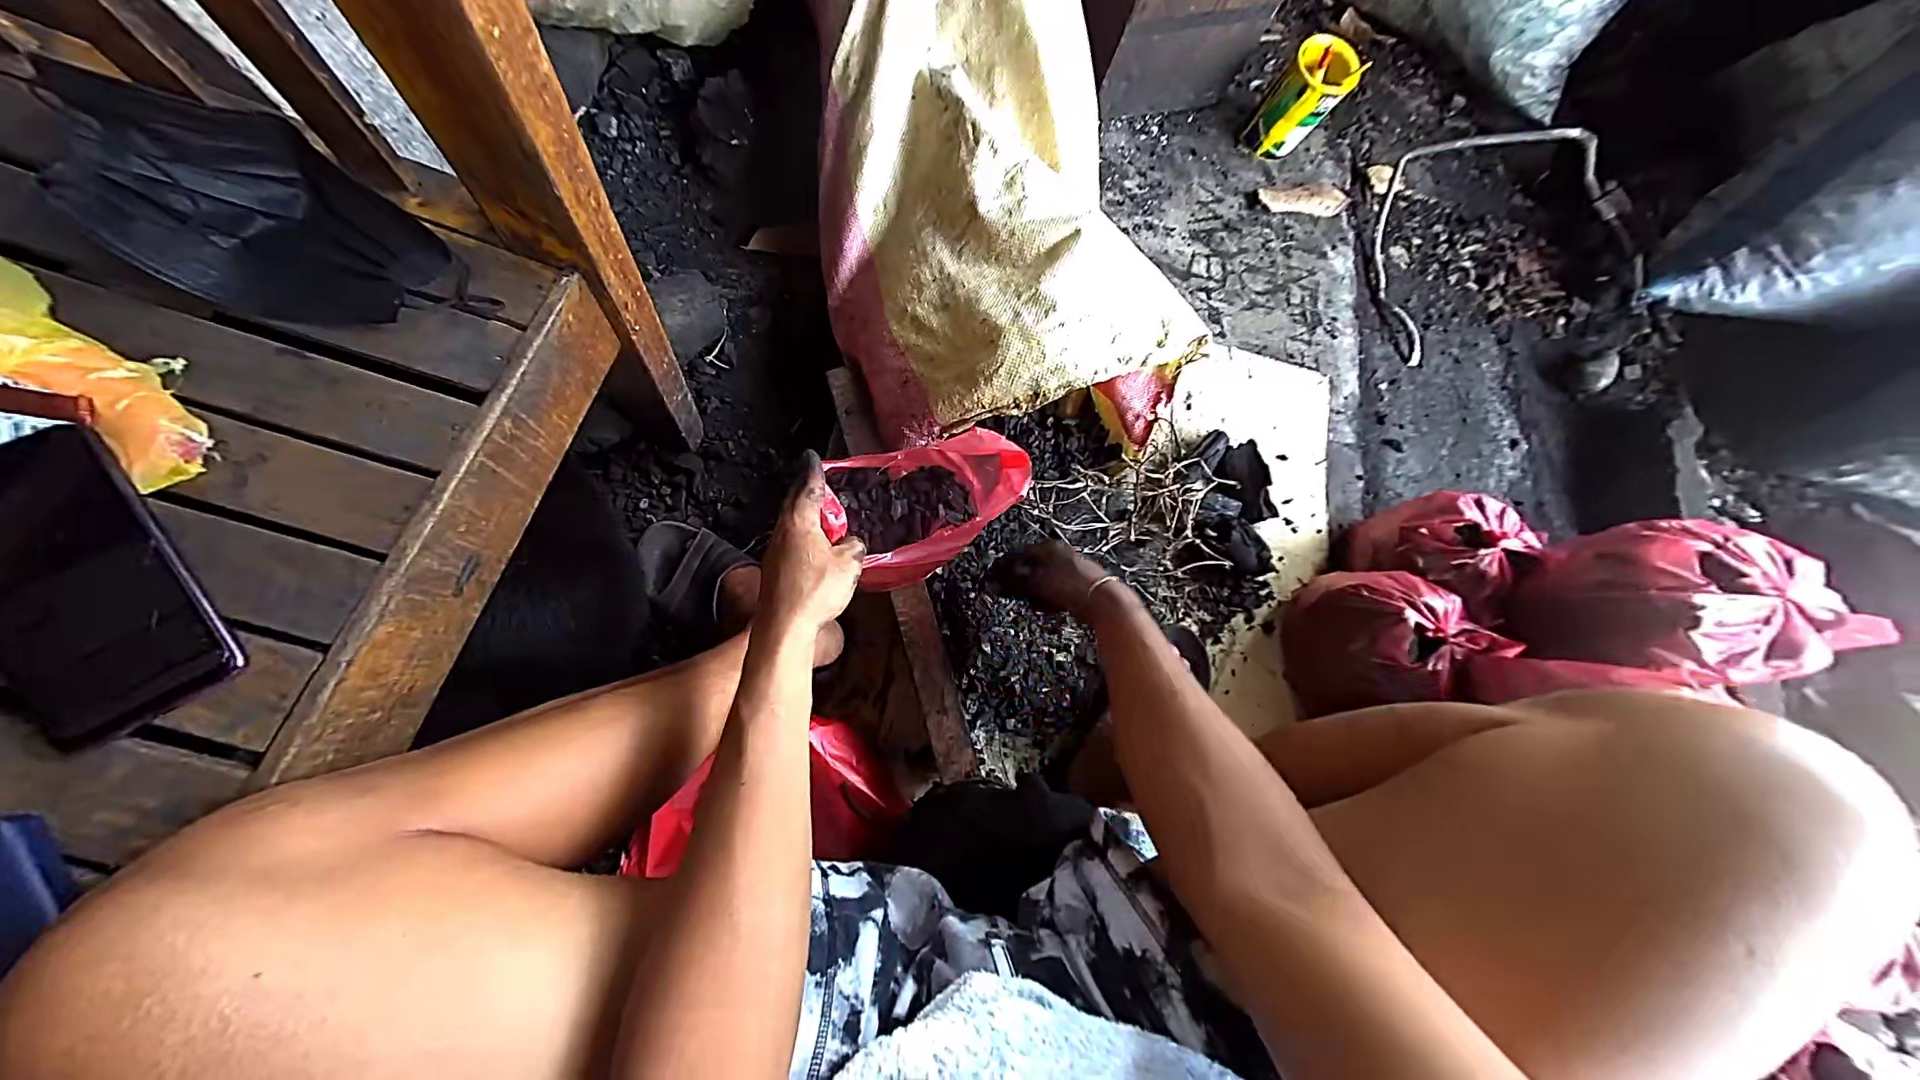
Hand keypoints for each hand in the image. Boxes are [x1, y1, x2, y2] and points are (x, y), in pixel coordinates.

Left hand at [757, 451, 865, 633]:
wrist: (784, 628)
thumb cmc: (811, 593)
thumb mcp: (849, 564)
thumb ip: (854, 546)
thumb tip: (853, 544)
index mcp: (799, 521)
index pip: (808, 486)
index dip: (815, 470)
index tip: (813, 458)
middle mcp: (782, 532)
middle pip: (797, 504)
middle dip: (812, 497)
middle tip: (826, 493)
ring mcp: (775, 552)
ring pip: (795, 527)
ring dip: (811, 523)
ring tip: (830, 530)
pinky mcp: (775, 571)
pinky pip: (793, 547)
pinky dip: (807, 544)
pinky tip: (819, 557)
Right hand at [990, 541, 1126, 619]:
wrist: (1103, 602)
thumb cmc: (1071, 586)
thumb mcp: (1036, 583)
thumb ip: (1016, 582)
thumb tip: (997, 583)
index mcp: (1050, 548)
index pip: (1021, 554)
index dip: (1007, 567)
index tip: (998, 580)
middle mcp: (1062, 554)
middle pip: (1034, 566)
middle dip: (1021, 580)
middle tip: (1011, 593)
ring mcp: (1072, 569)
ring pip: (1045, 580)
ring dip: (1035, 591)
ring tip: (1030, 602)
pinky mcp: (1079, 585)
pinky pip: (1056, 591)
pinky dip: (1049, 598)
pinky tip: (1046, 607)